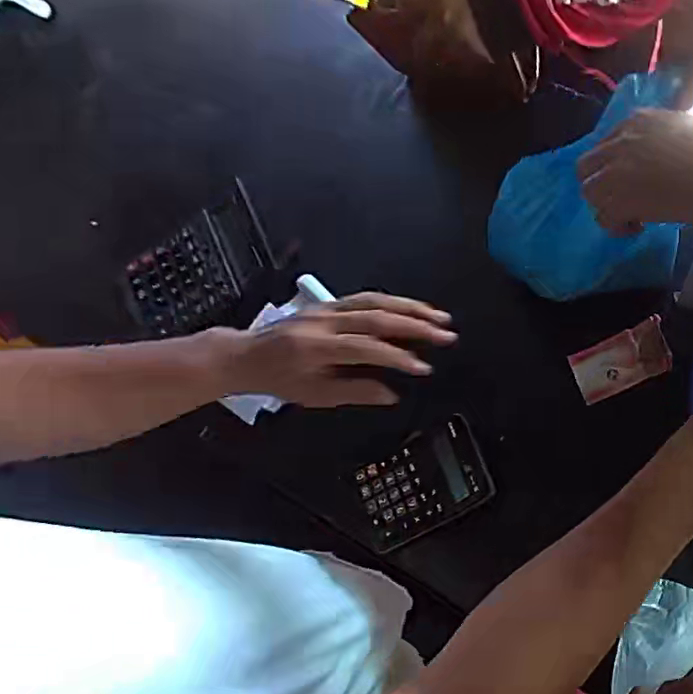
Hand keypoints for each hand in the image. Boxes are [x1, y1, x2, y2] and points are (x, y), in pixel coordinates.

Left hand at [215, 292, 456, 405]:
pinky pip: (367, 298)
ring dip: (412, 308)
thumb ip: (355, 392)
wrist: (246, 355)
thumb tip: (391, 393)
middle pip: (377, 317)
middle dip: (417, 326)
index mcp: (316, 347)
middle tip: (446, 335)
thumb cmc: (279, 378)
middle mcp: (323, 322)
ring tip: (440, 318)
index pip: (365, 348)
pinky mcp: (331, 304)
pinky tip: (415, 310)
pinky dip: (396, 302)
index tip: (423, 368)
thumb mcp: (316, 395)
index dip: (398, 358)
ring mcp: (327, 309)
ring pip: (375, 301)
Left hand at [576, 110, 692, 234]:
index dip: (614, 172)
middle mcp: (623, 139)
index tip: (634, 187)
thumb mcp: (684, 135)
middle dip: (602, 190)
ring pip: (590, 195)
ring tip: (635, 220)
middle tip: (627, 206)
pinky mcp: (625, 197)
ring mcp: (621, 168)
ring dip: (608, 210)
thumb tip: (656, 169)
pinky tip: (639, 227)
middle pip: (586, 170)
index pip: (604, 147)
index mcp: (637, 120)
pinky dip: (617, 227)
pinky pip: (603, 218)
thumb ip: (661, 145)